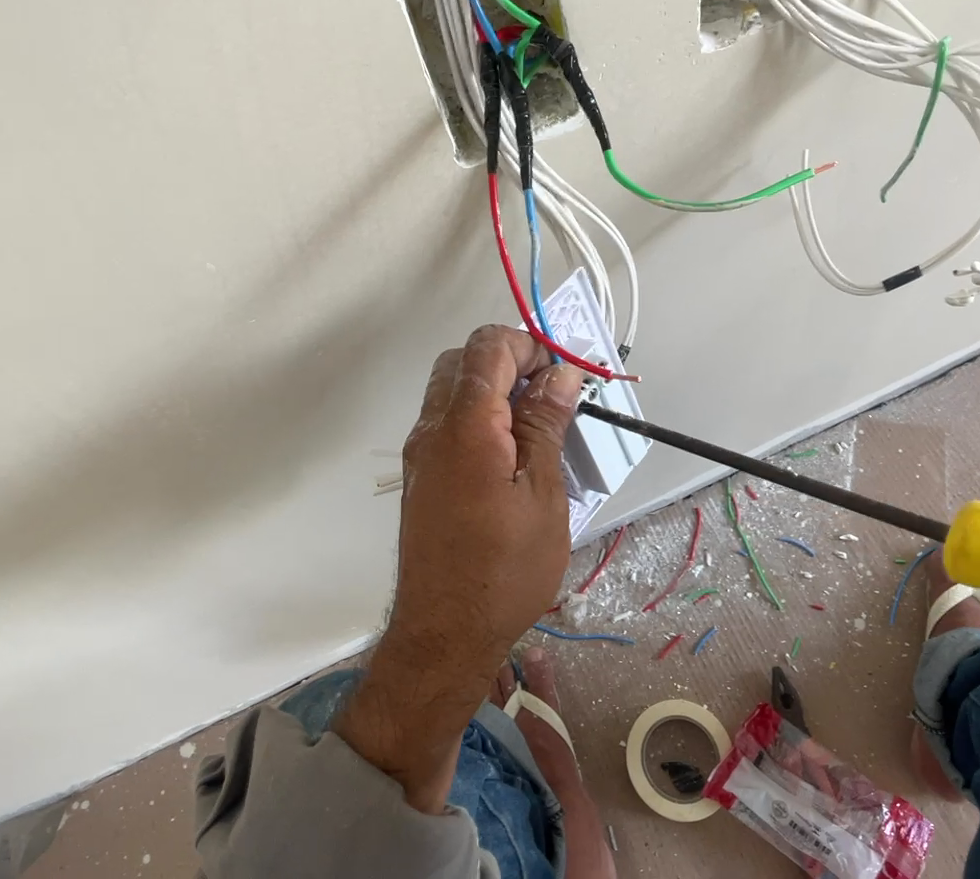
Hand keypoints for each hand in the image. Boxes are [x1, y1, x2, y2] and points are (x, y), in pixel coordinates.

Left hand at [337, 324, 583, 811]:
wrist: (444, 634)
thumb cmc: (505, 569)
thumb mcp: (542, 495)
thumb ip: (546, 426)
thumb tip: (559, 374)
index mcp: (466, 426)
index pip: (487, 348)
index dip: (527, 345)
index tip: (560, 376)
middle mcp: (432, 429)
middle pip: (462, 361)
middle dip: (507, 362)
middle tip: (549, 397)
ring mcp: (420, 453)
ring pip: (449, 389)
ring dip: (491, 389)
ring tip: (534, 427)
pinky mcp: (419, 476)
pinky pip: (444, 422)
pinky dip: (476, 416)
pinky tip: (509, 453)